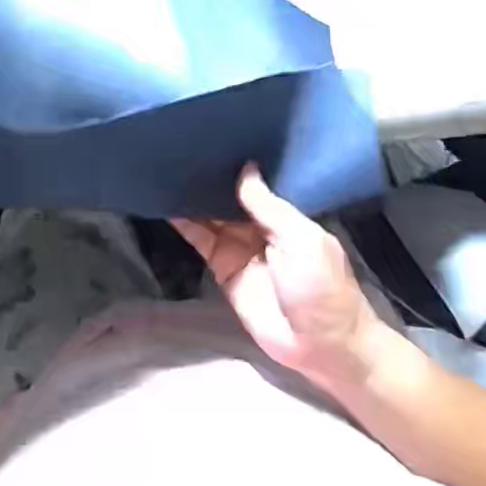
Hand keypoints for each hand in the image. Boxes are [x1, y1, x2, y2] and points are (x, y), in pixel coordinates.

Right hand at [173, 165, 393, 391]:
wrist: (319, 346)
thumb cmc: (319, 286)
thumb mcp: (300, 239)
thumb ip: (268, 206)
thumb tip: (246, 168)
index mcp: (285, 216)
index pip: (257, 184)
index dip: (238, 166)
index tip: (217, 139)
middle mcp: (260, 228)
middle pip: (230, 197)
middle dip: (211, 177)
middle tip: (184, 147)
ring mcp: (240, 248)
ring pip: (211, 215)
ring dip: (193, 197)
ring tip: (169, 168)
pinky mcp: (223, 269)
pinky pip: (201, 240)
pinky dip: (184, 223)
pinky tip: (166, 203)